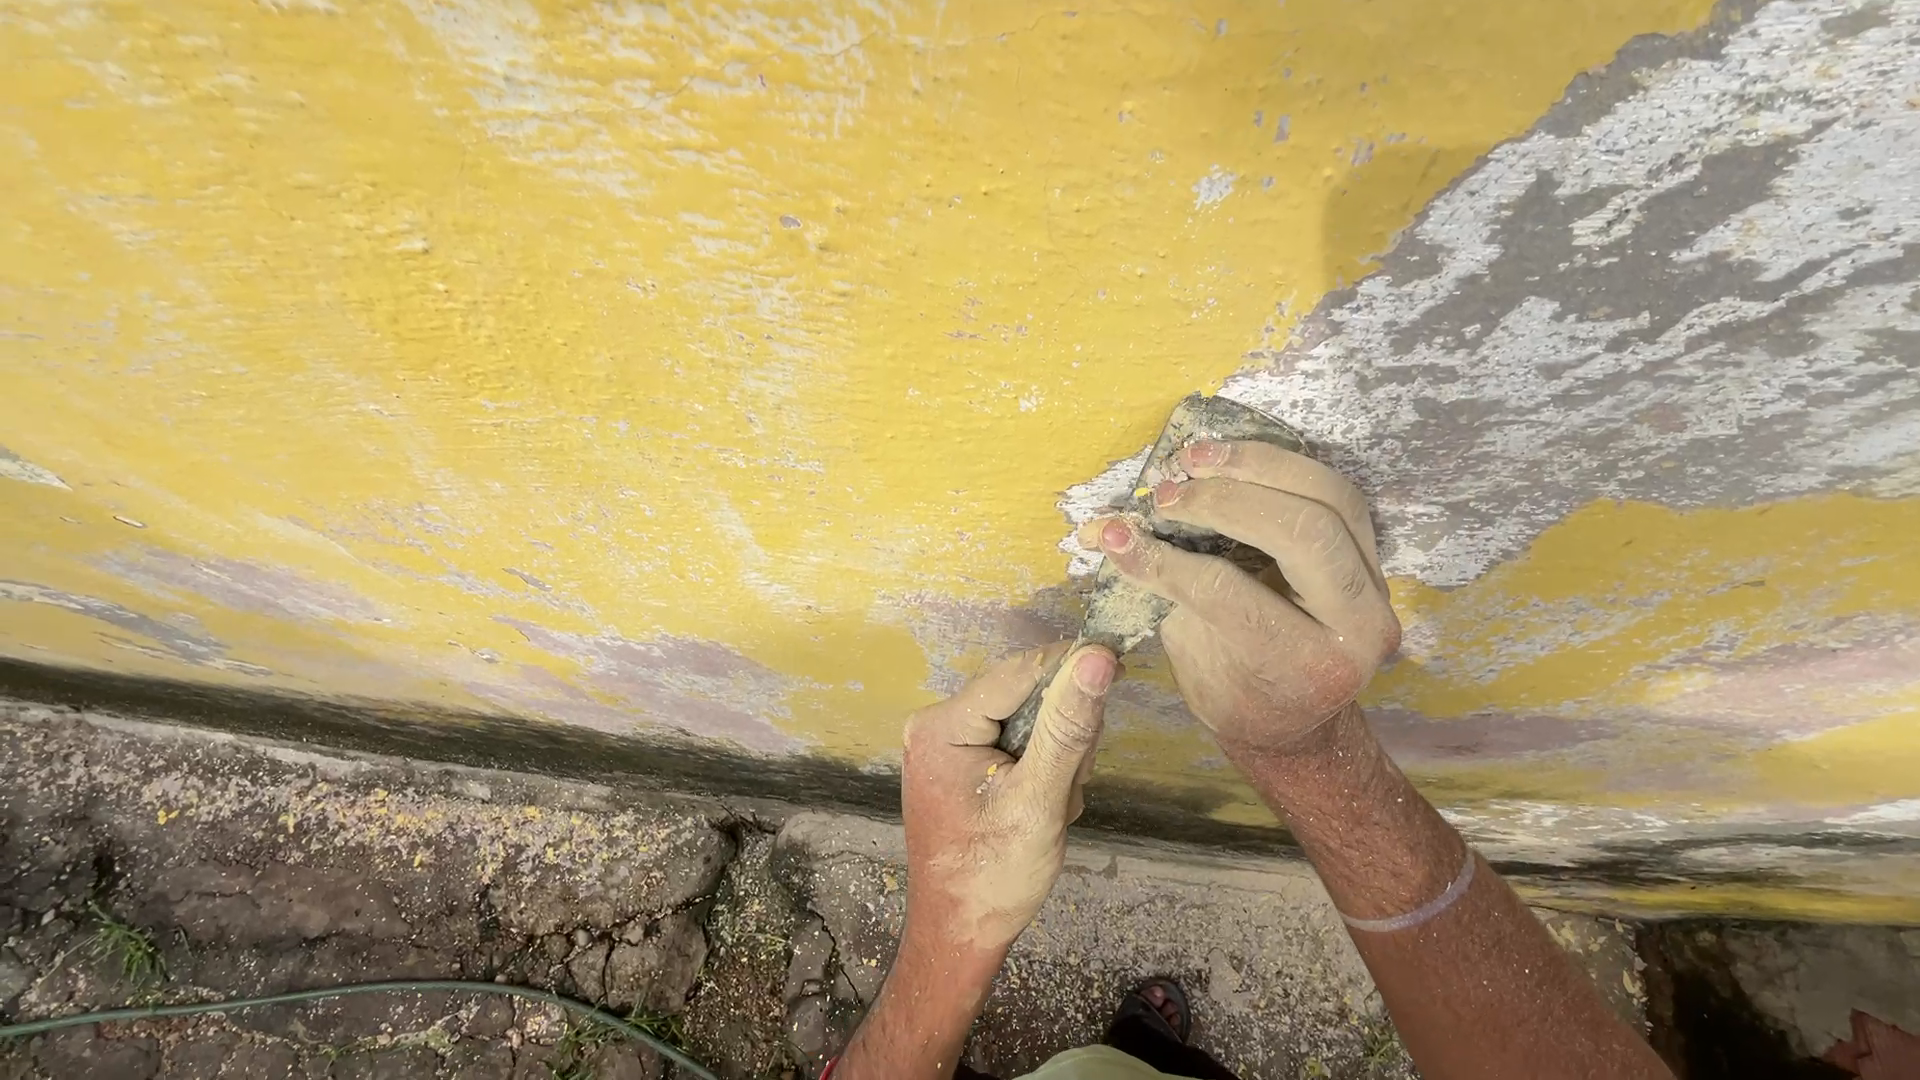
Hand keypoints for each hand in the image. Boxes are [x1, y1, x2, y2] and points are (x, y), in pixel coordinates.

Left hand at [899, 642, 1116, 953]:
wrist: (959, 933)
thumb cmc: (993, 875)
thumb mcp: (1038, 800)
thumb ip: (1068, 728)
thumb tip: (1096, 657)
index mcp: (943, 724)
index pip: (1019, 671)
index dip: (1071, 665)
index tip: (1120, 665)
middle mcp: (937, 722)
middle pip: (1023, 694)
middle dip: (1060, 733)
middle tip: (1070, 782)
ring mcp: (946, 741)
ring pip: (1026, 719)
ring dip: (1054, 755)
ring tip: (1052, 803)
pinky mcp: (960, 759)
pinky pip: (1014, 740)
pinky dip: (1039, 767)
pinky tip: (1038, 804)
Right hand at [1081, 438, 1398, 753]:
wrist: (1295, 717)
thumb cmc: (1233, 694)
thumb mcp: (1190, 655)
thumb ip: (1156, 590)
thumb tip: (1101, 531)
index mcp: (1307, 665)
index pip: (1228, 595)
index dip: (1165, 561)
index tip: (1116, 535)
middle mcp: (1358, 625)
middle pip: (1302, 531)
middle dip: (1223, 500)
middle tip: (1166, 492)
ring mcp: (1377, 586)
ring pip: (1330, 496)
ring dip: (1256, 465)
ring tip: (1195, 458)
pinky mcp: (1374, 555)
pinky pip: (1335, 492)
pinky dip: (1279, 467)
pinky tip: (1230, 459)